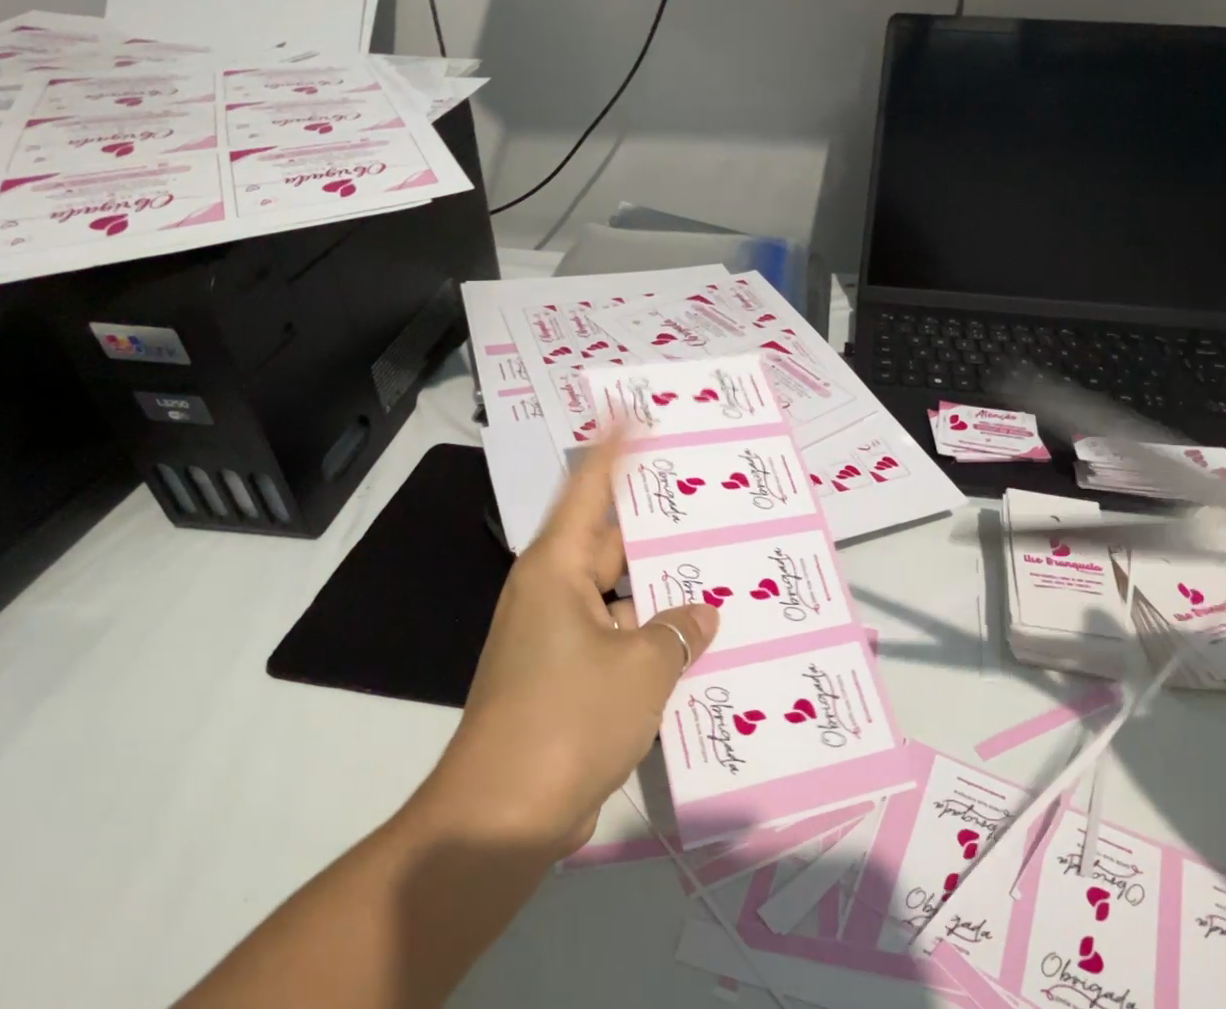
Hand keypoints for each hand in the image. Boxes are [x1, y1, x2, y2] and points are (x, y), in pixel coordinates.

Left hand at [418, 430, 719, 855]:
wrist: (504, 812)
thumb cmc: (571, 716)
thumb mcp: (641, 666)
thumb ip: (678, 632)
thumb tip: (698, 616)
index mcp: (557, 571)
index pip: (588, 491)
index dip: (613, 451)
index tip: (630, 413)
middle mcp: (552, 597)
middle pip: (610, 549)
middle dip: (658, 535)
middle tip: (711, 513)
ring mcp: (555, 644)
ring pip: (618, 603)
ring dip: (661, 601)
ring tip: (722, 584)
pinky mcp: (563, 686)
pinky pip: (615, 648)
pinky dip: (649, 647)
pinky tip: (697, 652)